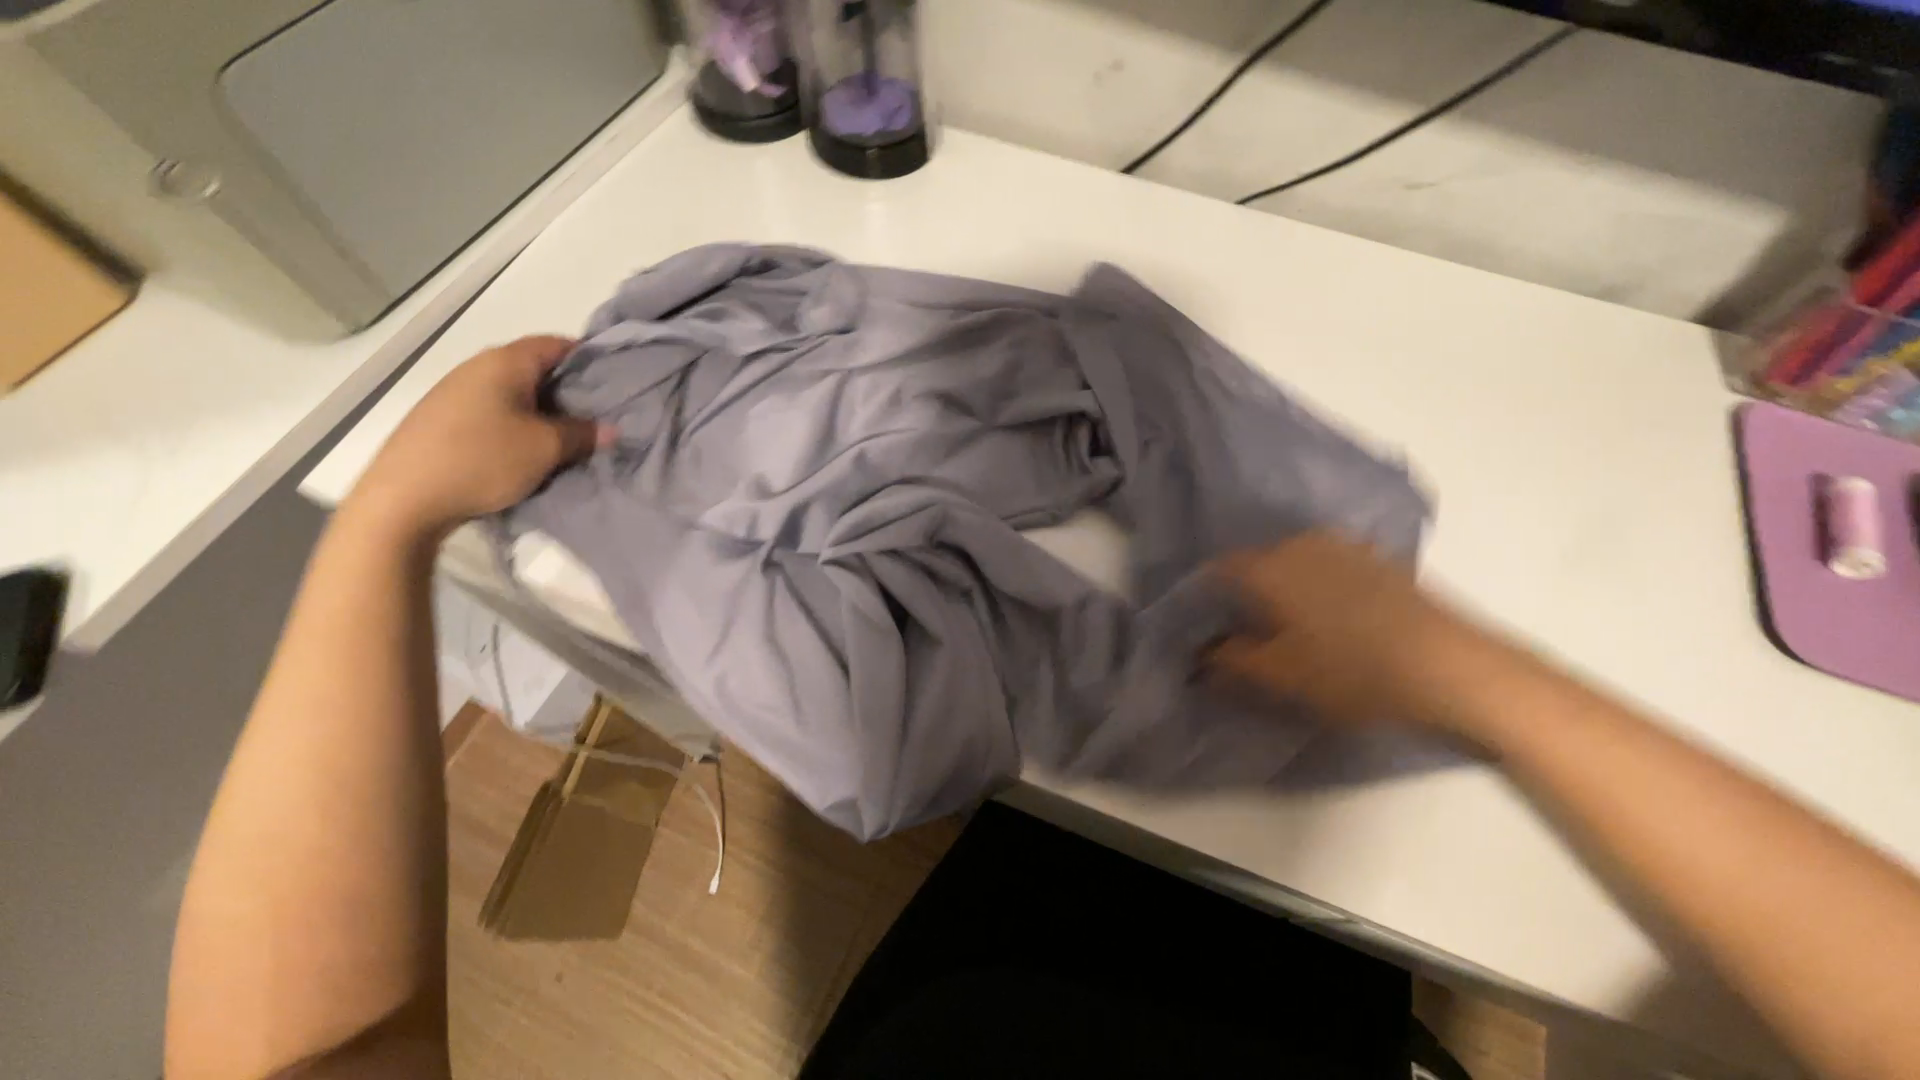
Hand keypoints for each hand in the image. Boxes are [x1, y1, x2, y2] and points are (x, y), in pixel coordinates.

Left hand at [348, 335, 607, 537]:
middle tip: (595, 418)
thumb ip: (582, 434)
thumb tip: (610, 429)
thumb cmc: (482, 460)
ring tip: (564, 440)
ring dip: (541, 412)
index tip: (613, 386)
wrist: (403, 499)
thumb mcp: (545, 448)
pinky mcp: (441, 420)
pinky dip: (515, 424)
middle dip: (567, 391)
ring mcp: (454, 392)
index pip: (557, 344)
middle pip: (534, 368)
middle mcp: (477, 367)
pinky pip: (492, 412)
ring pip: (512, 393)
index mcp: (505, 362)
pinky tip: (524, 451)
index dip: (588, 360)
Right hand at [1208, 532, 1489, 734]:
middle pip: (1258, 562)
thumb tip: (1204, 651)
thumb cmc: (1353, 671)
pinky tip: (1328, 614)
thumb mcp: (1283, 675)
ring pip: (1295, 562)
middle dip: (1245, 591)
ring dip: (1284, 586)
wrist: (1450, 666)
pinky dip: (1318, 585)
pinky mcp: (1379, 559)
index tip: (1201, 624)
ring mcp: (1345, 547)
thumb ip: (1233, 659)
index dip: (1204, 596)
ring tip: (1286, 623)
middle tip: (1242, 629)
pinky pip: (1330, 566)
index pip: (1219, 570)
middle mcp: (1301, 544)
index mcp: (1270, 567)